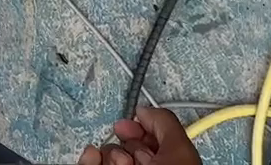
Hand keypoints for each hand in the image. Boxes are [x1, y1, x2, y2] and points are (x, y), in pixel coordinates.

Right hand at [77, 107, 200, 164]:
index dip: (143, 127)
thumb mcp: (181, 153)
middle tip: (131, 153)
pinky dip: (89, 160)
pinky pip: (90, 164)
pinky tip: (93, 158)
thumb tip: (144, 111)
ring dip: (109, 153)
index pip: (153, 142)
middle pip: (128, 147)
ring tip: (118, 164)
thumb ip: (165, 122)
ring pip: (106, 156)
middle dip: (126, 144)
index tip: (134, 123)